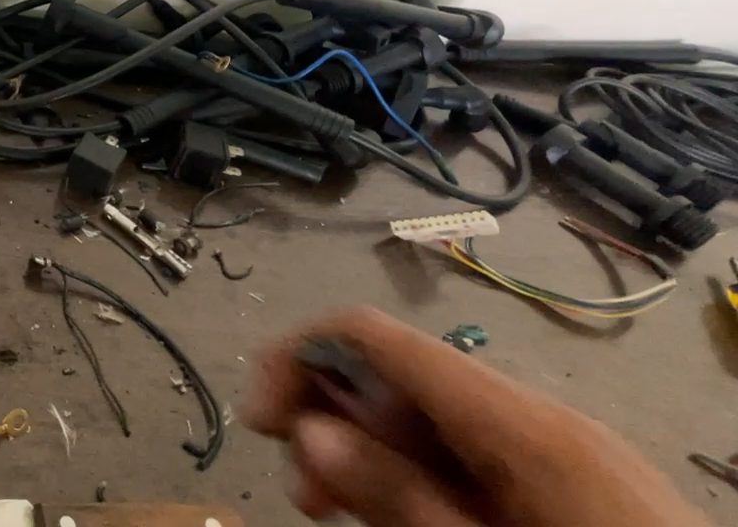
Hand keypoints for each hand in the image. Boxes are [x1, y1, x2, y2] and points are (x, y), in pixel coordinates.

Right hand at [244, 307, 705, 526]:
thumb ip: (394, 492)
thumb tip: (307, 428)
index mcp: (515, 418)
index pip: (366, 332)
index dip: (294, 357)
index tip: (260, 422)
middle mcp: (536, 411)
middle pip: (391, 373)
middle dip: (327, 418)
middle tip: (304, 494)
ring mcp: (563, 443)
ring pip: (425, 413)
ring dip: (368, 451)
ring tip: (344, 512)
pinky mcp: (580, 477)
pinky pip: (469, 448)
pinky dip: (420, 471)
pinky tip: (409, 513)